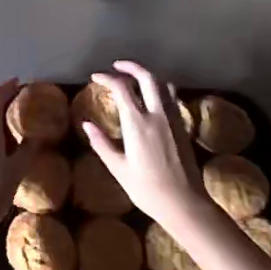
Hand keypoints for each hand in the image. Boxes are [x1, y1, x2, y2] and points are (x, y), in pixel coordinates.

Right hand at [81, 61, 202, 221]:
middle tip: (117, 66)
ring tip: (134, 78)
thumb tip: (86, 124)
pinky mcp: (183, 127)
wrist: (184, 203)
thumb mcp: (118, 168)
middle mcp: (157, 115)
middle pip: (147, 78)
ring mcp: (173, 119)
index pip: (121, 88)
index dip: (107, 78)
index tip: (95, 78)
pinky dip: (160, 90)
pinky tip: (153, 98)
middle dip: (131, 67)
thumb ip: (101, 143)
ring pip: (163, 85)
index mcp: (137, 124)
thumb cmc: (146, 189)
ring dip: (147, 76)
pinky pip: (172, 98)